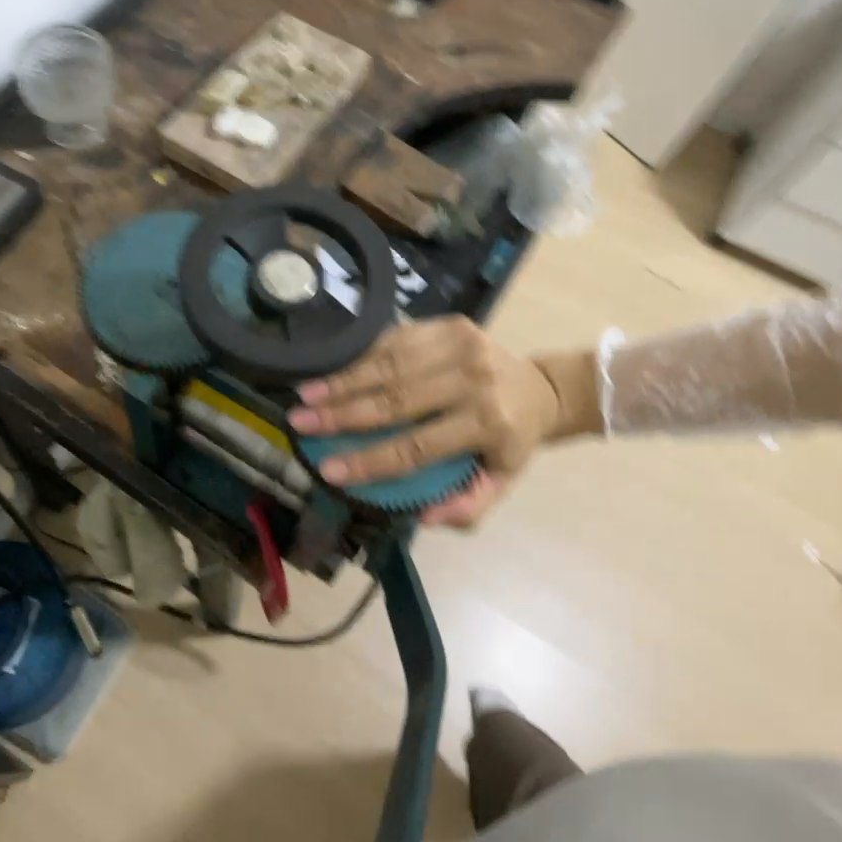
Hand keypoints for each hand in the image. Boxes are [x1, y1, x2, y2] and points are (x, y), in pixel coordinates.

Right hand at [287, 317, 600, 527]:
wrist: (541, 388)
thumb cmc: (511, 441)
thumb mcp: (501, 482)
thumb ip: (468, 507)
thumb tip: (422, 517)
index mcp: (488, 424)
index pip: (417, 447)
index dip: (370, 460)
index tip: (329, 470)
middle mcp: (474, 380)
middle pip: (396, 400)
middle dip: (342, 414)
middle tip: (300, 424)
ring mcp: (461, 345)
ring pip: (390, 365)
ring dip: (343, 382)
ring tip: (305, 396)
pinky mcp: (449, 324)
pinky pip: (395, 340)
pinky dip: (360, 358)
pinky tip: (332, 372)